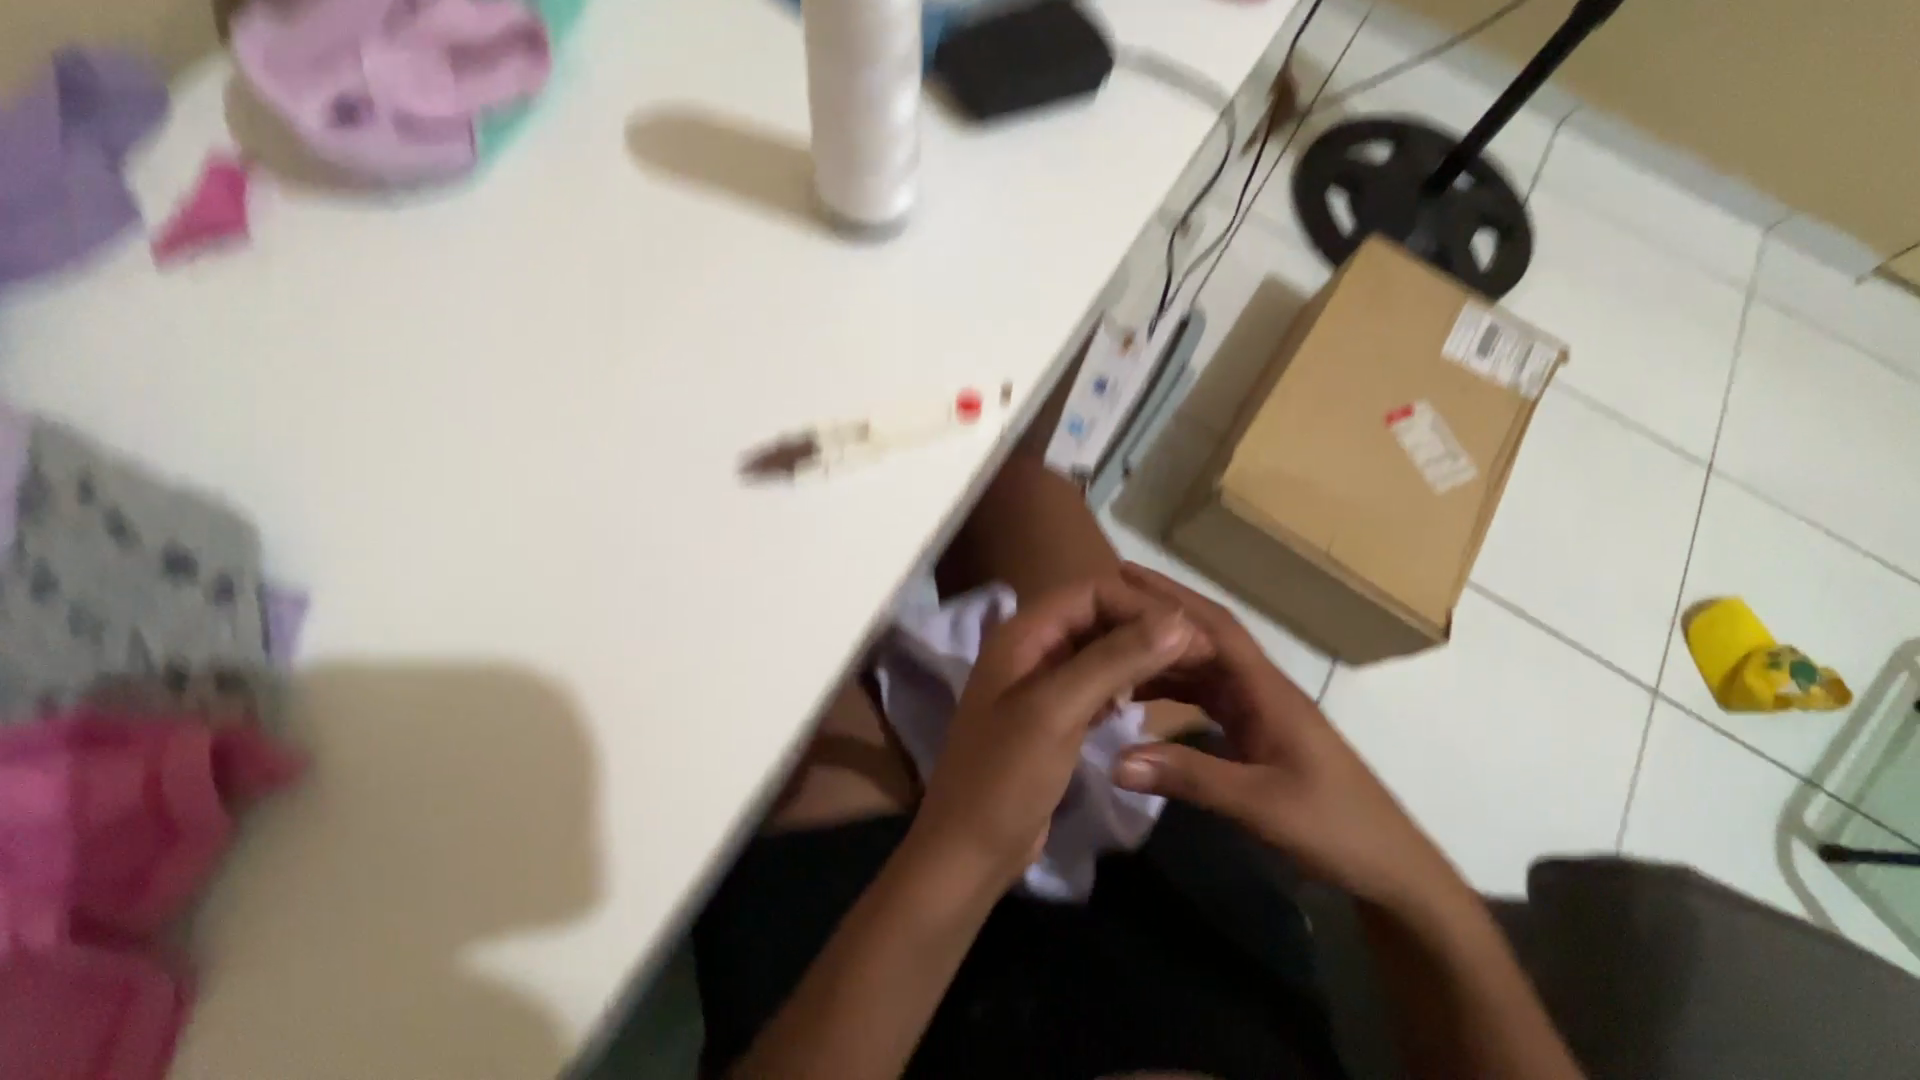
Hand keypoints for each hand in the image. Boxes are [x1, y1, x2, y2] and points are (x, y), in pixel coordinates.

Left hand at [906, 578, 1198, 896]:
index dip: (1142, 604)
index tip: (1192, 630)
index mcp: (1023, 634)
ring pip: (1101, 651)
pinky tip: (1153, 701)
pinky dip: (1126, 685)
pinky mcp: (1054, 718)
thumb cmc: (1006, 776)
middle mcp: (1032, 648)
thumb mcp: (1058, 711)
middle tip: (1202, 652)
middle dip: (1148, 627)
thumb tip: (1179, 620)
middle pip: (1099, 616)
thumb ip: (1114, 660)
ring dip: (1142, 655)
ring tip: (1191, 671)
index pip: (1091, 590)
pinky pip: (1097, 685)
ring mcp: (1042, 684)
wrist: (970, 849)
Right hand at [1110, 563, 1465, 908]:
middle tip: (1103, 603)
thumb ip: (1190, 778)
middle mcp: (1262, 690)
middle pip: (1206, 639)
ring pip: (1204, 667)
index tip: (1123, 578)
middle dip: (1158, 615)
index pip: (1215, 628)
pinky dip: (1173, 688)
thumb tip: (1116, 760)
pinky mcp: (1257, 734)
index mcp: (1268, 691)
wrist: (1388, 866)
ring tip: (1111, 645)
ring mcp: (1261, 712)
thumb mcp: (1260, 805)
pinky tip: (1141, 696)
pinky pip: (1207, 697)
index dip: (1170, 598)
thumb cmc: (1334, 827)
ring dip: (1162, 652)